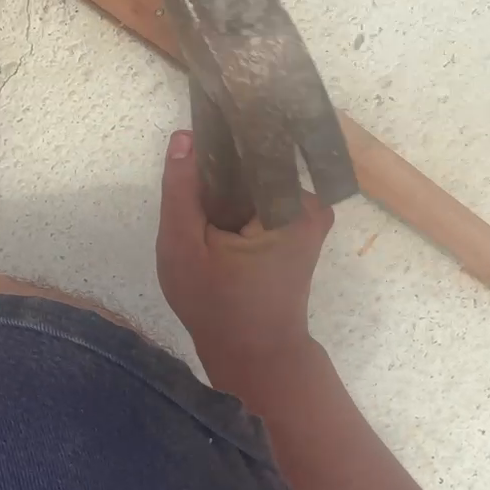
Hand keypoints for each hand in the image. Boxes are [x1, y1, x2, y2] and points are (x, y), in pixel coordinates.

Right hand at [156, 130, 334, 365]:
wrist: (254, 354)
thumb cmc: (217, 305)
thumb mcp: (182, 246)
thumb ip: (181, 190)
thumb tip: (184, 135)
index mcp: (289, 203)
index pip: (247, 149)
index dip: (213, 146)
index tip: (186, 155)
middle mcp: (309, 202)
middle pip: (250, 166)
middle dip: (216, 177)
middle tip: (191, 207)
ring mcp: (308, 215)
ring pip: (252, 183)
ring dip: (224, 193)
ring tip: (202, 221)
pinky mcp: (300, 228)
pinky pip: (260, 200)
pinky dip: (236, 208)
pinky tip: (216, 229)